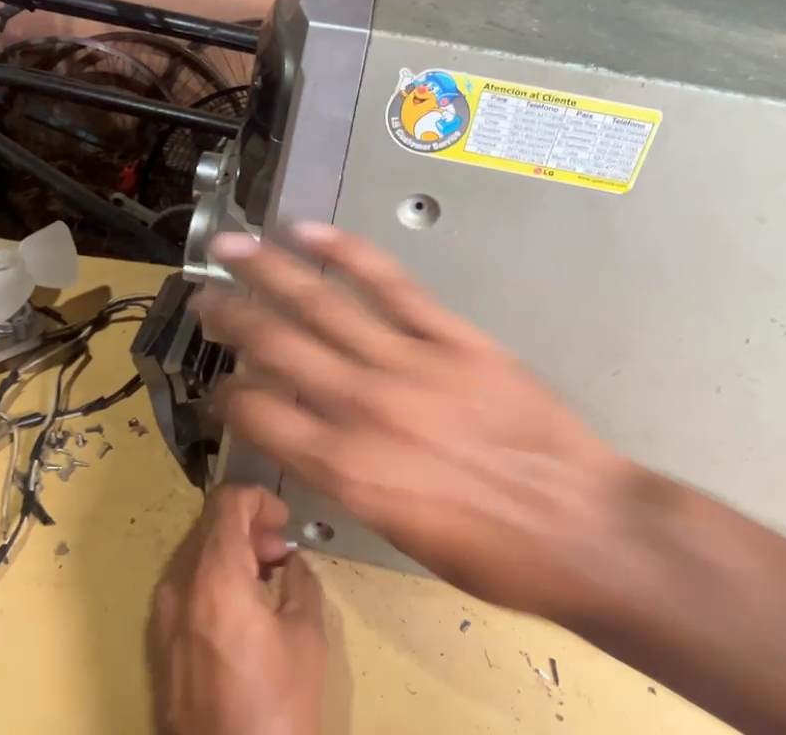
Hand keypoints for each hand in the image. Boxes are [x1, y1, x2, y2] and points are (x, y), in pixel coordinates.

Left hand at [148, 485, 325, 734]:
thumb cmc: (274, 705)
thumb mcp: (307, 639)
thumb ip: (300, 583)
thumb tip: (290, 562)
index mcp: (215, 576)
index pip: (226, 502)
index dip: (258, 498)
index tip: (283, 520)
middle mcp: (178, 585)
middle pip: (208, 524)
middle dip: (246, 526)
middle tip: (278, 554)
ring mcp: (161, 614)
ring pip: (193, 553)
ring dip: (228, 551)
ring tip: (263, 582)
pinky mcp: (156, 640)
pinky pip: (182, 585)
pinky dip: (209, 578)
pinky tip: (238, 609)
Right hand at [194, 223, 635, 621]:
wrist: (581, 529)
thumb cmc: (493, 551)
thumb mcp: (395, 530)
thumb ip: (343, 475)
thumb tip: (308, 436)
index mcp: (345, 467)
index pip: (258, 413)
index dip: (227, 394)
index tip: (220, 384)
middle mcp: (364, 407)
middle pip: (275, 345)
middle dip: (230, 316)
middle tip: (205, 295)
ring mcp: (409, 365)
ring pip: (321, 304)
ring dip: (269, 270)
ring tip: (234, 245)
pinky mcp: (453, 339)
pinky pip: (392, 285)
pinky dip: (348, 254)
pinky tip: (315, 235)